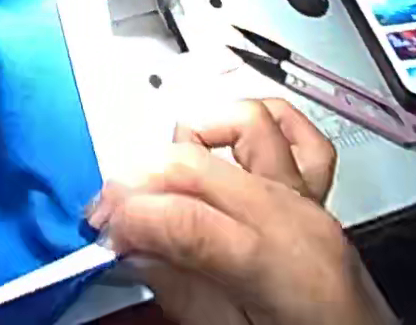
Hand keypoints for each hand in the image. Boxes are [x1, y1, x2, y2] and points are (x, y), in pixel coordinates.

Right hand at [87, 100, 394, 324]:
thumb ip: (181, 293)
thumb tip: (132, 246)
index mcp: (284, 272)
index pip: (190, 221)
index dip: (134, 217)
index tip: (102, 227)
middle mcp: (297, 218)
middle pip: (199, 164)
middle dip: (140, 178)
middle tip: (110, 208)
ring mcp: (308, 196)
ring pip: (242, 123)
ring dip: (191, 139)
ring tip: (167, 176)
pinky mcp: (313, 189)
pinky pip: (291, 128)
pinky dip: (250, 123)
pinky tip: (224, 140)